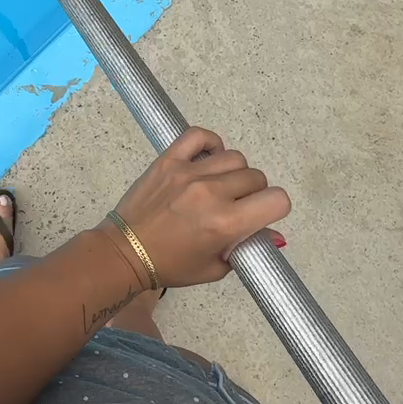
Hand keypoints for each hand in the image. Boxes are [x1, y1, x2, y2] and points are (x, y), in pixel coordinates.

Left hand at [106, 127, 290, 288]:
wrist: (126, 250)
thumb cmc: (171, 264)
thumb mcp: (216, 268)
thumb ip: (247, 246)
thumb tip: (273, 233)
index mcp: (226, 223)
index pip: (276, 199)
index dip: (275, 207)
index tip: (261, 213)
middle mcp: (211, 193)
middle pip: (255, 177)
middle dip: (253, 192)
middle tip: (236, 205)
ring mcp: (188, 172)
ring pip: (233, 157)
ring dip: (233, 171)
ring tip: (219, 185)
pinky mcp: (168, 159)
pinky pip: (198, 135)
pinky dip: (210, 143)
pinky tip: (209, 158)